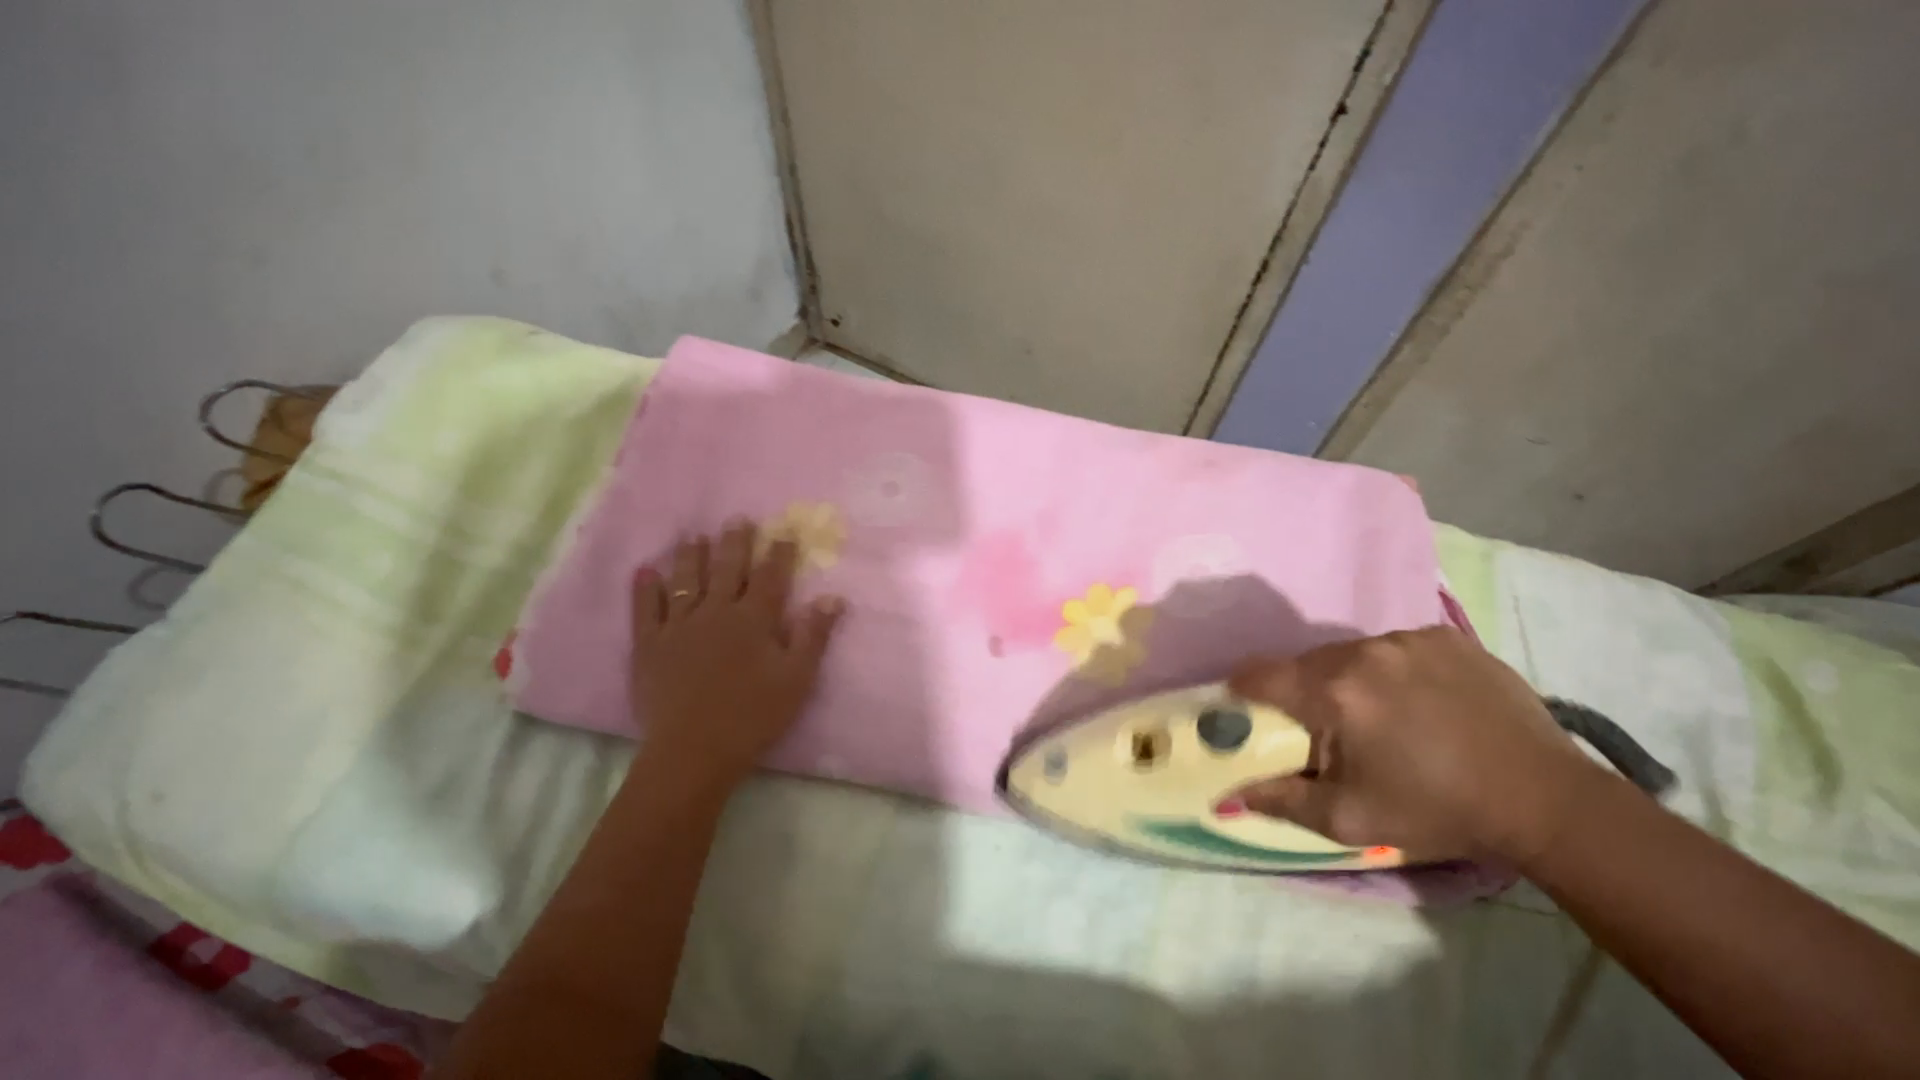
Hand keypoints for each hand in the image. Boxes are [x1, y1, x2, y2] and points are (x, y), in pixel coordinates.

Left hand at [630, 523, 845, 790]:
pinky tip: (646, 571)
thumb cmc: (753, 717)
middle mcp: (716, 612)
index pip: (771, 578)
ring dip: (692, 556)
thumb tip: (832, 597)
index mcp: (754, 620)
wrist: (693, 749)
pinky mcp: (649, 645)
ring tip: (695, 536)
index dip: (779, 554)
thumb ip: (813, 636)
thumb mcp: (796, 680)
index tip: (785, 533)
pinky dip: (646, 588)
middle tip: (738, 520)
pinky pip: (645, 609)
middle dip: (736, 543)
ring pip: (686, 581)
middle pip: (728, 570)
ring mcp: (679, 626)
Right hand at [1228, 627, 1601, 863]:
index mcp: (1334, 692)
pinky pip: (1397, 648)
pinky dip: (1394, 672)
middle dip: (1302, 693)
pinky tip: (1422, 704)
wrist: (1544, 798)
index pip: (1258, 674)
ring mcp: (1409, 638)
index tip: (1244, 711)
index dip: (1240, 692)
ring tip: (1381, 718)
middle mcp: (1364, 651)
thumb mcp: (1350, 820)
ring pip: (1352, 653)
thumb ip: (1281, 801)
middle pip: (1306, 663)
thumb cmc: (1438, 811)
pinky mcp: (1447, 637)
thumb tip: (1227, 795)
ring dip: (1350, 680)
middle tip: (1323, 730)